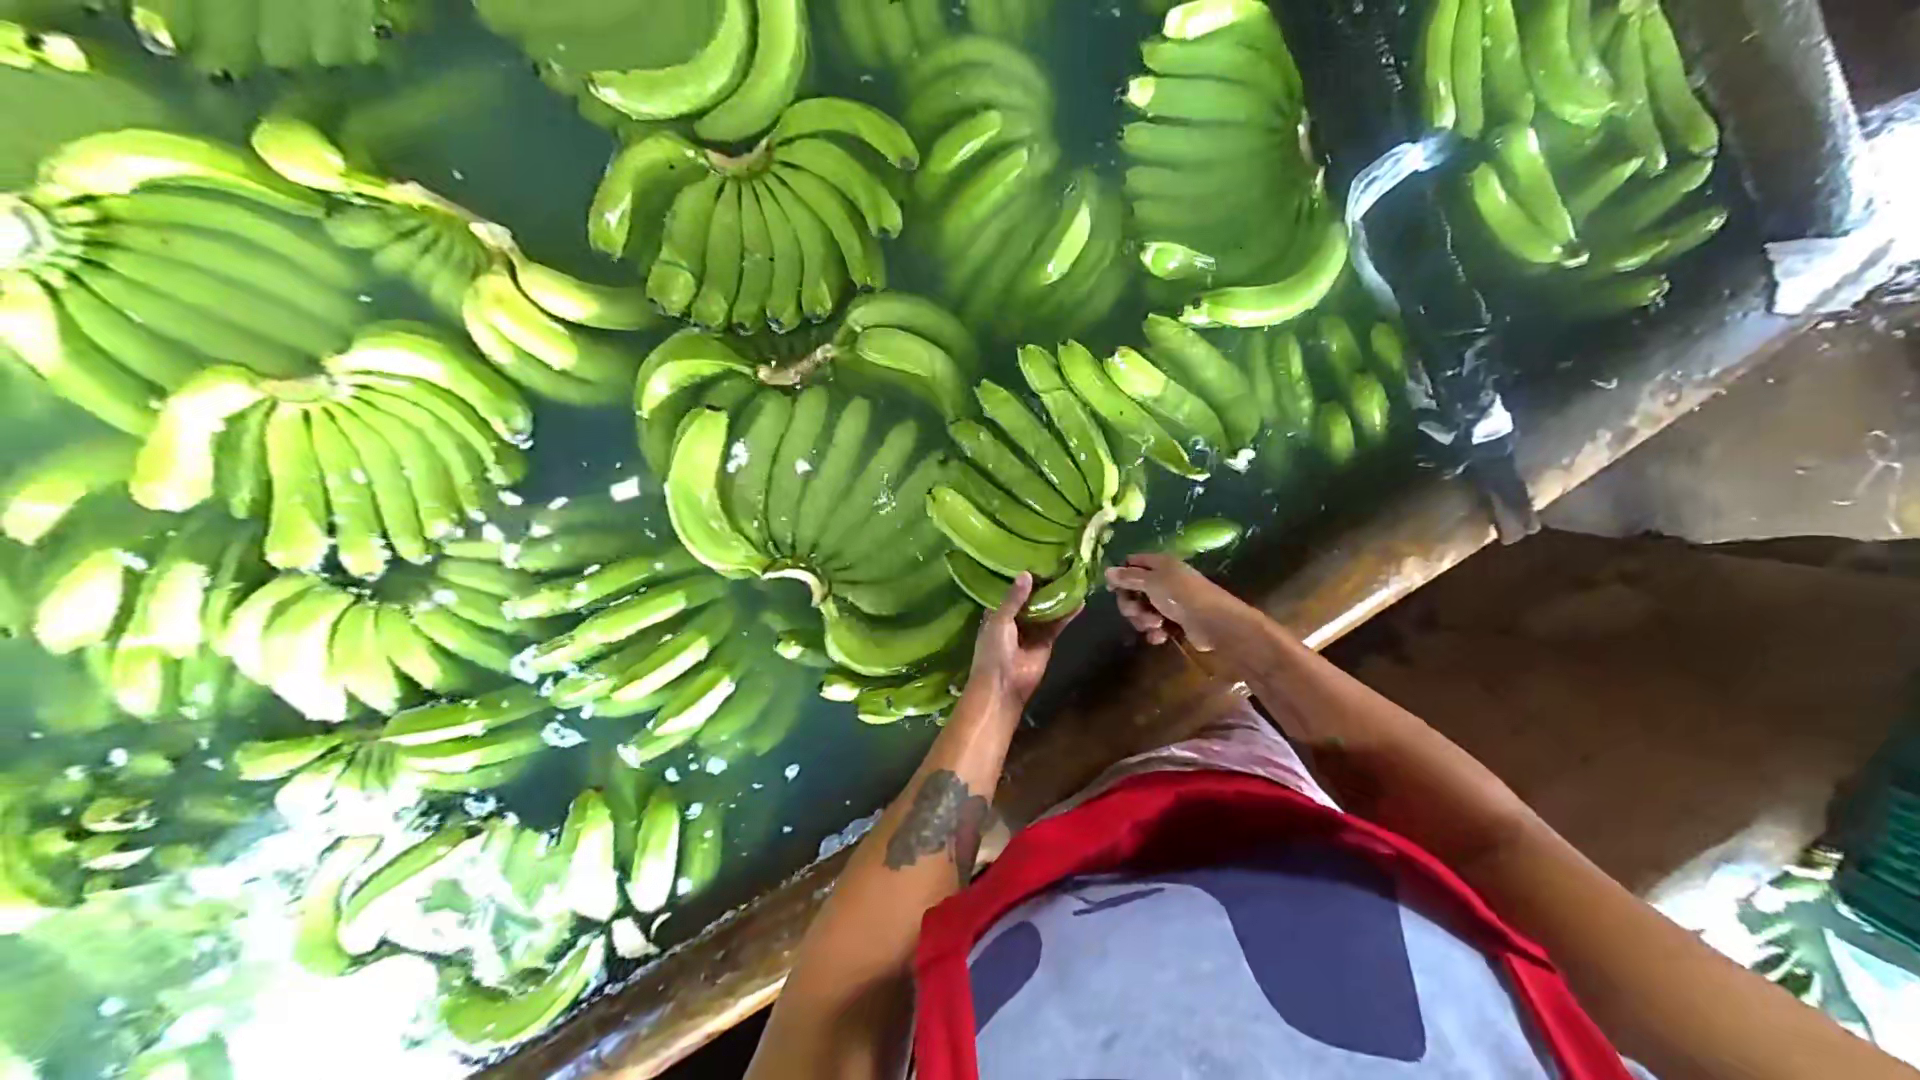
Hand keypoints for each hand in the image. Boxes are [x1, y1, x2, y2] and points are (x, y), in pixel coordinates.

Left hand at [966, 572, 1077, 706]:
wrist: (1003, 686)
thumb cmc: (993, 651)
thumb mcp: (1000, 621)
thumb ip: (1014, 599)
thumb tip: (1027, 573)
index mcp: (997, 613)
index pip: (1010, 591)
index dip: (1021, 578)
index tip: (1034, 558)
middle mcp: (1015, 619)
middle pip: (1031, 599)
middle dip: (1042, 586)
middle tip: (1059, 564)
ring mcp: (1032, 630)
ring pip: (1046, 610)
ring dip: (1057, 598)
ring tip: (1073, 577)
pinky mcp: (1046, 641)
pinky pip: (1057, 624)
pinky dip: (1067, 614)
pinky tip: (1080, 601)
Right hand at [1105, 553, 1249, 651]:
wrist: (1214, 623)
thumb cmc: (1182, 596)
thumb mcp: (1152, 582)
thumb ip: (1128, 577)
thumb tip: (1107, 571)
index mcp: (1159, 565)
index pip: (1132, 564)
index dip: (1120, 575)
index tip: (1112, 589)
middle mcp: (1164, 580)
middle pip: (1133, 590)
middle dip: (1131, 604)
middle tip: (1137, 611)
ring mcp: (1170, 602)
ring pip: (1142, 611)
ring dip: (1143, 620)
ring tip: (1156, 624)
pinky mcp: (1175, 622)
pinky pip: (1154, 626)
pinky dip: (1155, 631)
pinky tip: (1161, 635)